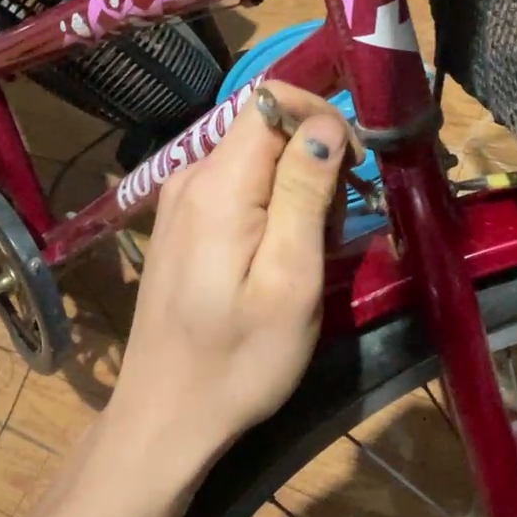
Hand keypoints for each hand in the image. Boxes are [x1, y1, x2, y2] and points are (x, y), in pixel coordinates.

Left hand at [111, 82, 348, 448]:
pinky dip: (271, 204)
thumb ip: (305, 193)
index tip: (350, 166)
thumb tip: (325, 123)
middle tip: (332, 227)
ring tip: (308, 251)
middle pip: (265, 128)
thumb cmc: (238, 360)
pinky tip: (277, 255)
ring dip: (296, 187)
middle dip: (313, 160)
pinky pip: (237, 183)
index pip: (270, 99)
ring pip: (256, 157)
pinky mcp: (181, 219)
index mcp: (217, 184)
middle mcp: (191, 175)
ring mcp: (180, 197)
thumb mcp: (290, 280)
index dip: (319, 116)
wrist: (165, 417)